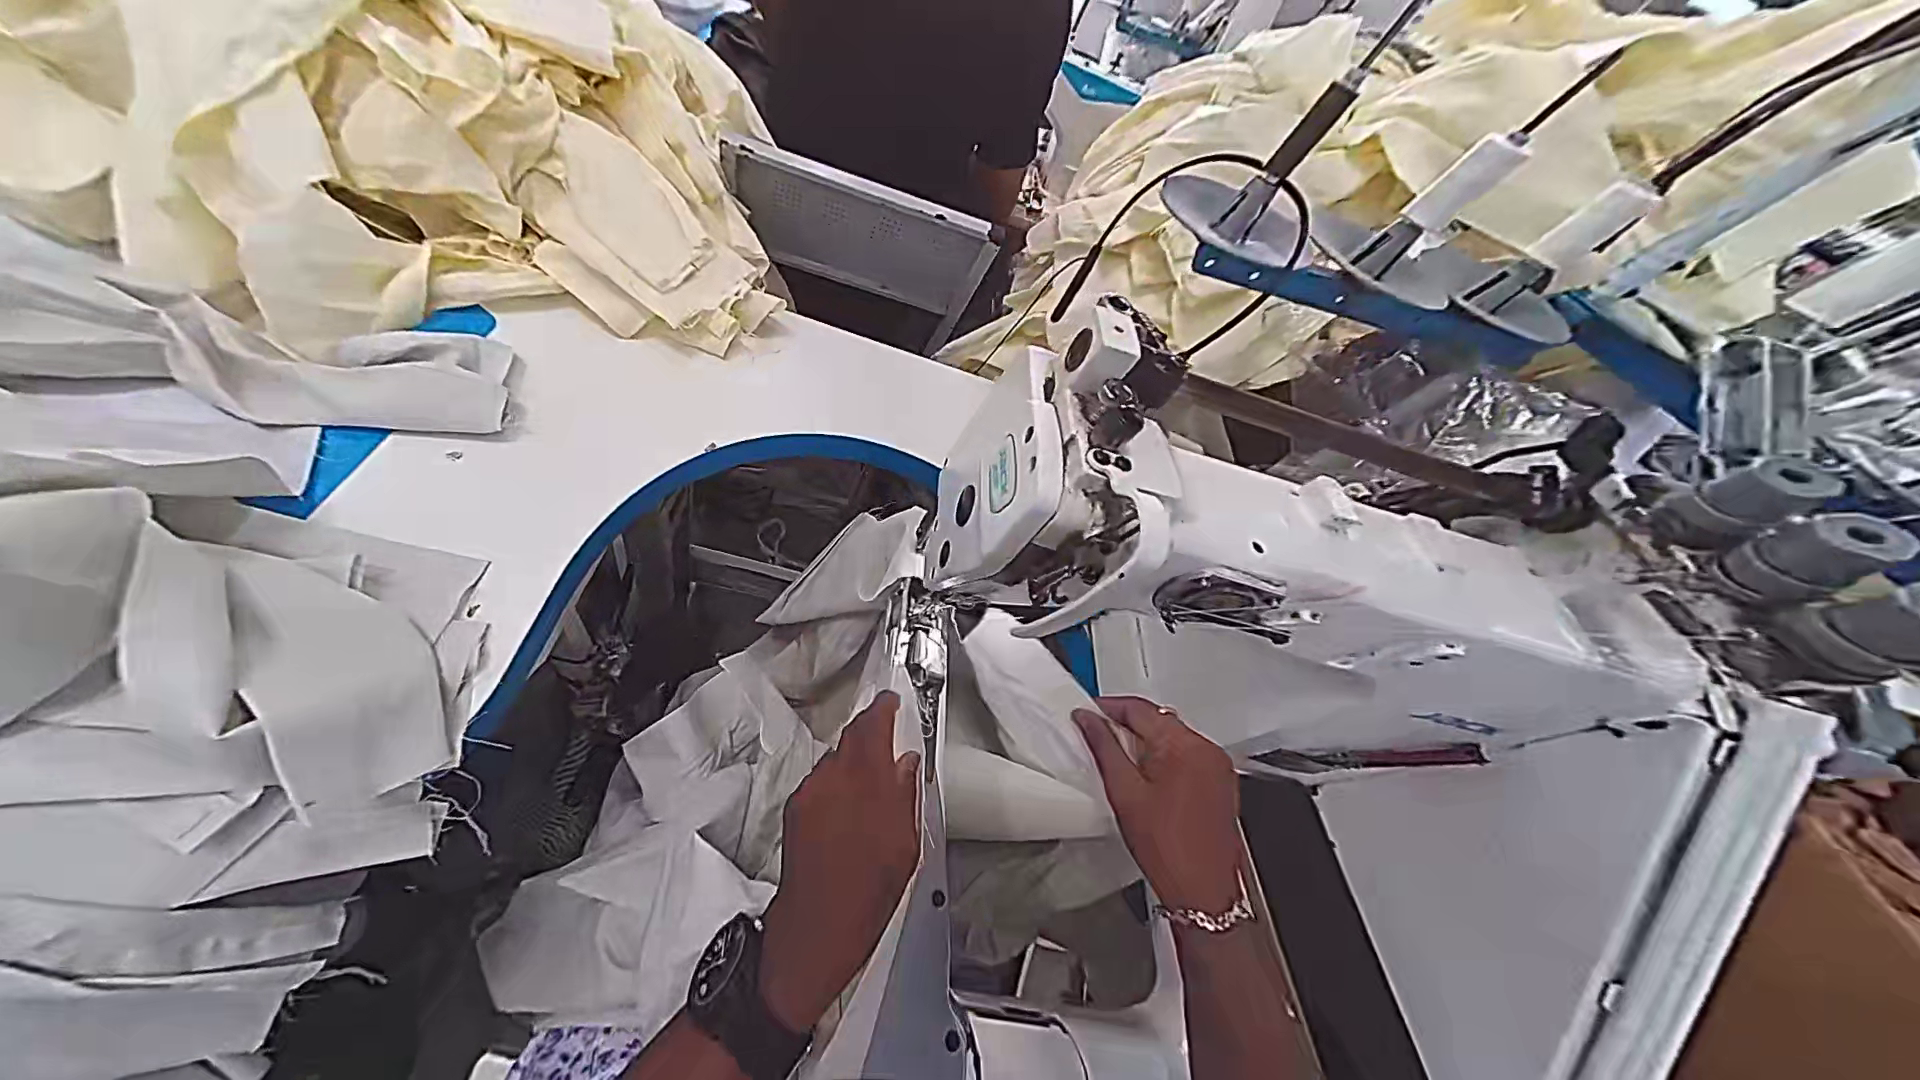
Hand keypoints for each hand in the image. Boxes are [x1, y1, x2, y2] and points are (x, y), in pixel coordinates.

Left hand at [760, 691, 921, 1032]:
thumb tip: (907, 764)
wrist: (816, 930)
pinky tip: (850, 805)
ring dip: (853, 758)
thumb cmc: (867, 893)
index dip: (883, 709)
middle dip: (869, 730)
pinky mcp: (795, 809)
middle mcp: (833, 780)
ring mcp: (810, 793)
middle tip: (887, 734)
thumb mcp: (905, 844)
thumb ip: (905, 793)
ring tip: (872, 781)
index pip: (872, 726)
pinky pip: (821, 780)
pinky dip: (837, 780)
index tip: (891, 702)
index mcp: (866, 782)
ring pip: (835, 758)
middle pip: (851, 737)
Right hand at [1074, 696, 1241, 913]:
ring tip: (1121, 763)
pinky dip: (1164, 757)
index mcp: (1184, 746)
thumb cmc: (1170, 850)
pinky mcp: (1219, 780)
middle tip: (1098, 737)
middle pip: (1158, 719)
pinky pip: (1187, 754)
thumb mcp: (1124, 792)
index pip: (1139, 708)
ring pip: (1172, 736)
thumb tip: (1088, 720)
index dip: (1109, 708)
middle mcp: (1206, 749)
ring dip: (1145, 741)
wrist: (1203, 893)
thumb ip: (1104, 747)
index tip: (1089, 714)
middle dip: (1126, 725)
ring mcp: (1216, 765)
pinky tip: (1146, 778)